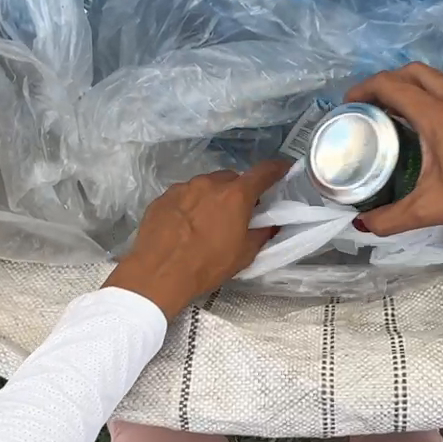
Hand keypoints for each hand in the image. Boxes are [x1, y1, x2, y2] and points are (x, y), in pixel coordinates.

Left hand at [105, 160, 291, 317]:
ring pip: (205, 186)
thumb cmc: (207, 265)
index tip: (283, 169)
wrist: (159, 273)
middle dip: (238, 191)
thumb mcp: (243, 255)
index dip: (276, 169)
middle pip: (231, 179)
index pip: (263, 173)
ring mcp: (183, 188)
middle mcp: (209, 183)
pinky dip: (190, 205)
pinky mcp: (163, 197)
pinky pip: (184, 195)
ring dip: (212, 197)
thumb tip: (269, 225)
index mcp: (235, 195)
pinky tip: (185, 225)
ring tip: (208, 221)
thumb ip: (260, 234)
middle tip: (238, 212)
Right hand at [345, 63, 442, 249]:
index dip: (364, 89)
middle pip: (412, 72)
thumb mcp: (433, 209)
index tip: (348, 103)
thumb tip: (363, 225)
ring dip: (409, 86)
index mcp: (437, 116)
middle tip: (369, 104)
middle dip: (386, 81)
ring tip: (392, 112)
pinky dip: (429, 96)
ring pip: (434, 78)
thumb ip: (392, 218)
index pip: (392, 86)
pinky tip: (426, 126)